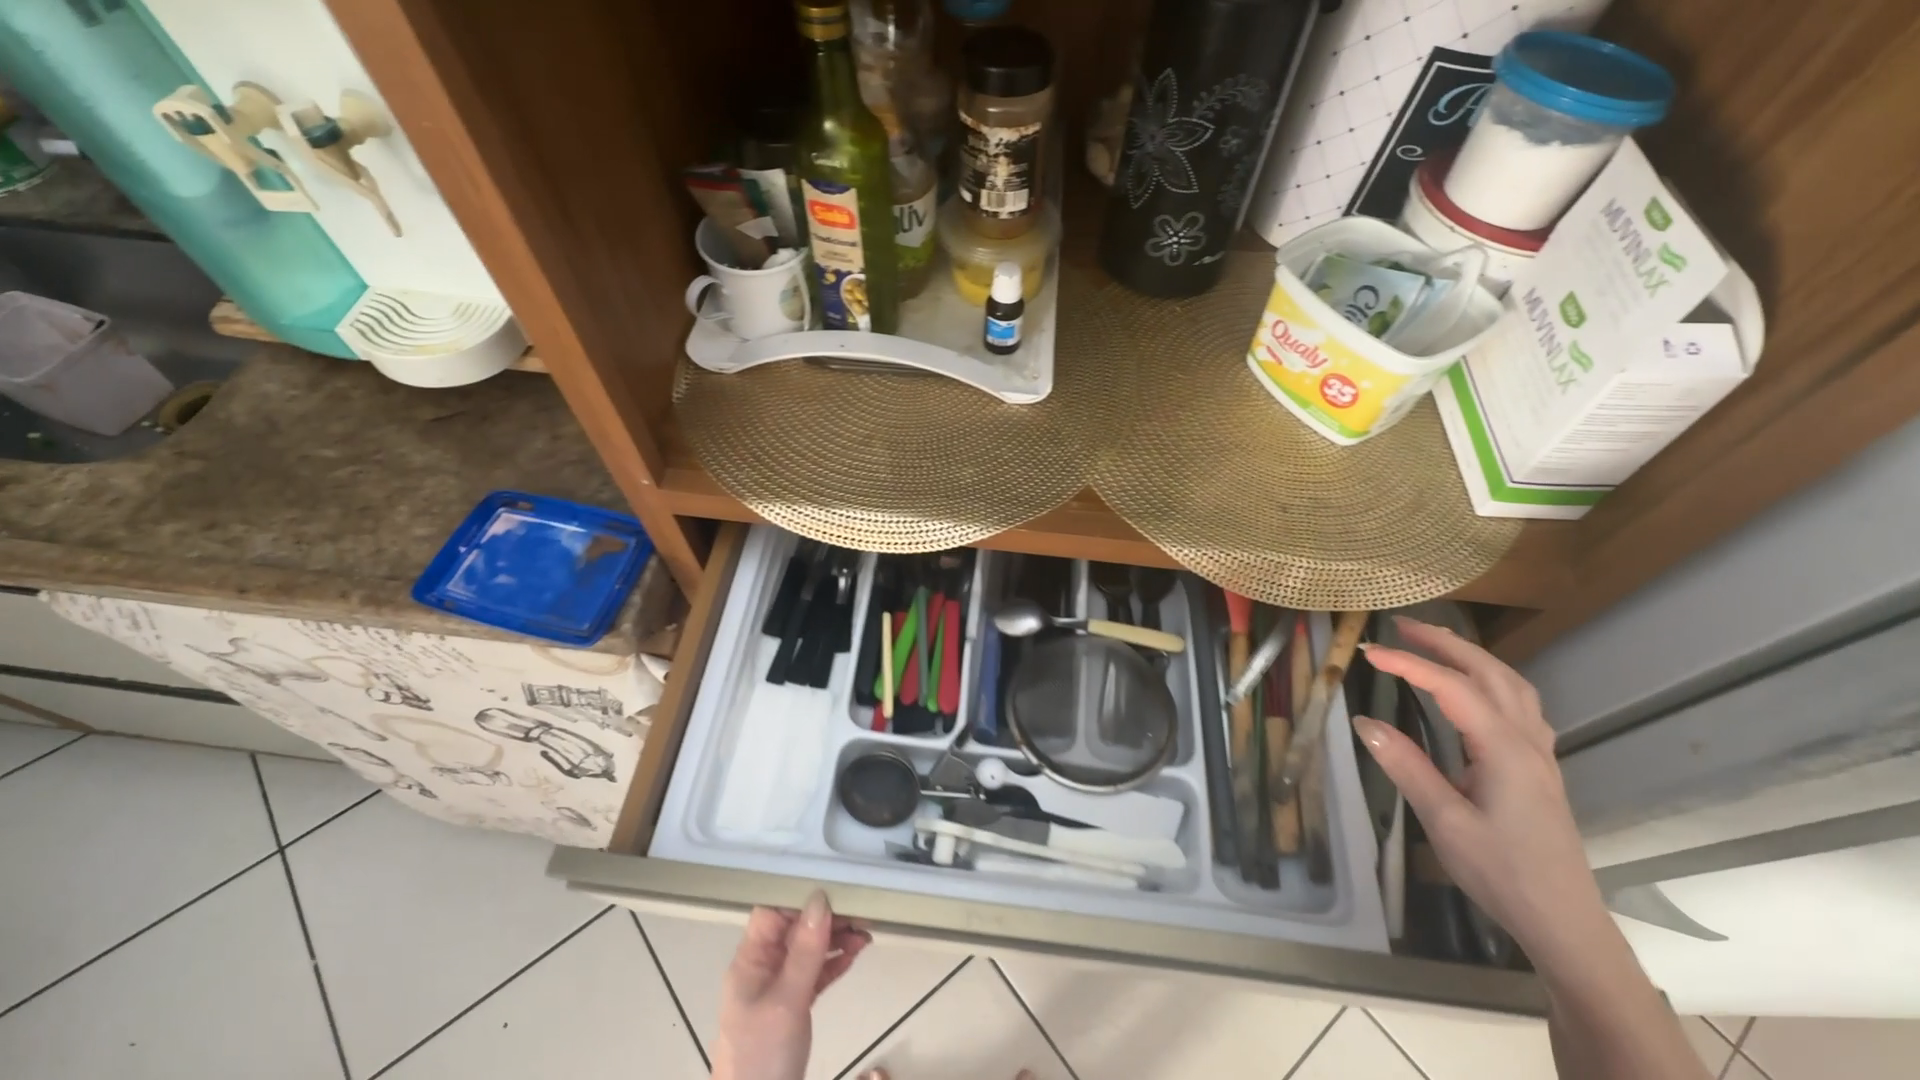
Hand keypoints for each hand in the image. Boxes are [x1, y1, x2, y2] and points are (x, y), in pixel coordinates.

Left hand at [712, 892, 872, 1079]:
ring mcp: (777, 988)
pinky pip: (815, 974)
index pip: (772, 913)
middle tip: (862, 915)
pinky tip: (854, 956)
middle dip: (826, 919)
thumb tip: (821, 899)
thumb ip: (805, 951)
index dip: (801, 900)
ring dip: (835, 940)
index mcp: (749, 961)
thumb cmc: (763, 1054)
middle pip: (794, 929)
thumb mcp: (787, 1001)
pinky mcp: (793, 1007)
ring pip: (808, 951)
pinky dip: (834, 964)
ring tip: (866, 936)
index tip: (836, 893)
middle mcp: (762, 968)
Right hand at [1352, 617, 1613, 968]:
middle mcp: (1526, 740)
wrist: (1562, 918)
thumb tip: (1364, 722)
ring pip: (1511, 684)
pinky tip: (1475, 690)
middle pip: (1489, 672)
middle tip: (1401, 626)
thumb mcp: (1444, 821)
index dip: (1409, 664)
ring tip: (1434, 644)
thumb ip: (1406, 766)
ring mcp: (1539, 752)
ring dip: (1472, 656)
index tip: (1368, 651)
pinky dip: (1491, 680)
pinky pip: (1519, 705)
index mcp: (1504, 748)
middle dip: (1446, 643)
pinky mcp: (1539, 767)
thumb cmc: (1501, 872)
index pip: (1451, 688)